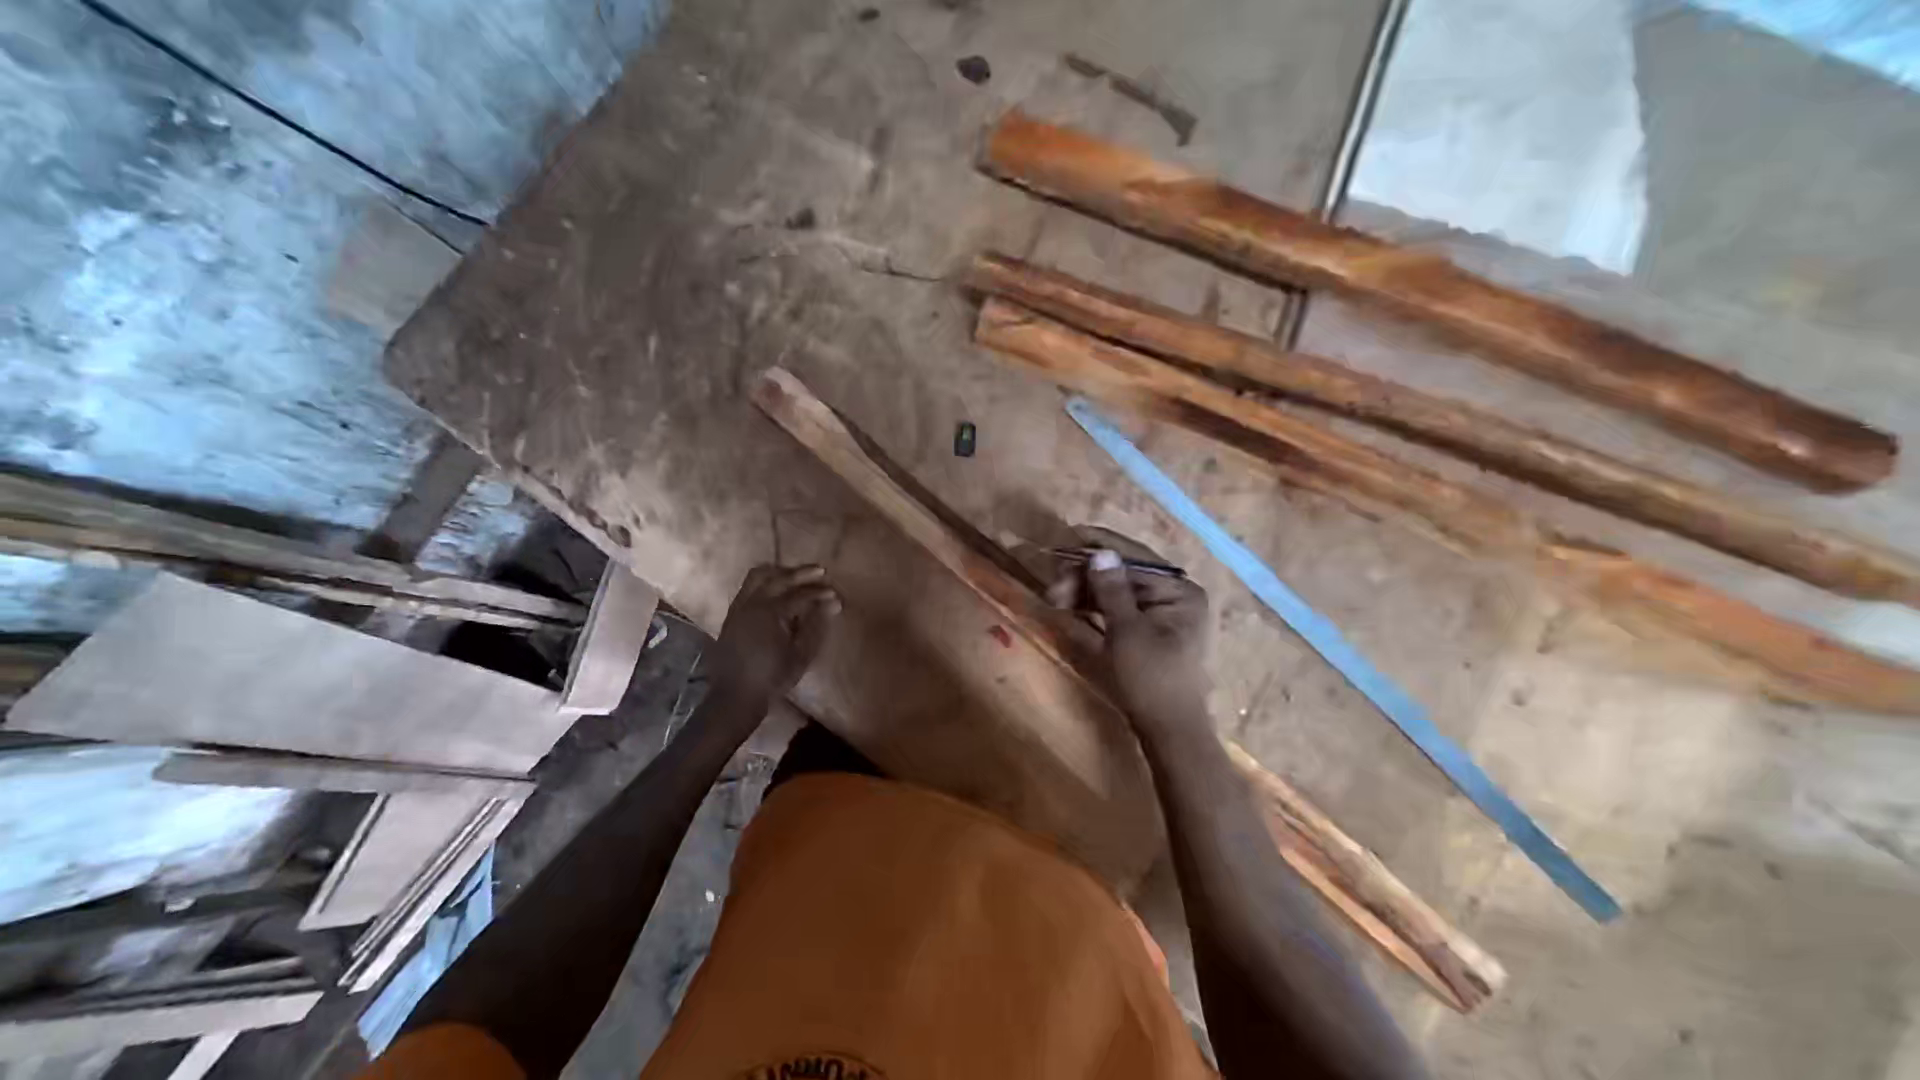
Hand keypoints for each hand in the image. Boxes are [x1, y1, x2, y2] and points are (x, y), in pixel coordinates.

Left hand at [706, 564, 840, 706]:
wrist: (735, 696)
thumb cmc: (772, 678)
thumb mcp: (801, 655)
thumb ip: (816, 625)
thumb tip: (831, 604)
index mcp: (771, 612)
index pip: (801, 595)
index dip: (820, 593)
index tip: (836, 595)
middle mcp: (753, 603)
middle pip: (780, 577)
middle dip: (802, 573)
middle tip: (821, 572)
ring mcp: (739, 607)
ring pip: (758, 576)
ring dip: (780, 572)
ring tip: (796, 575)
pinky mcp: (732, 614)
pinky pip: (748, 587)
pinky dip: (765, 582)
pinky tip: (776, 591)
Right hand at [1048, 528, 1210, 739]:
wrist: (1169, 731)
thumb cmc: (1151, 679)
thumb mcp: (1126, 631)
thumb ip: (1112, 589)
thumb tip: (1100, 552)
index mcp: (1179, 590)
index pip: (1136, 557)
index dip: (1100, 547)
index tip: (1069, 537)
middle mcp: (1175, 596)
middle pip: (1124, 573)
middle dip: (1086, 576)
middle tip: (1053, 587)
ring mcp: (1163, 614)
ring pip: (1118, 590)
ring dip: (1086, 591)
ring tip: (1055, 599)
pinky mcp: (1150, 632)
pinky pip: (1119, 608)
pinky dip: (1096, 606)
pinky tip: (1071, 606)